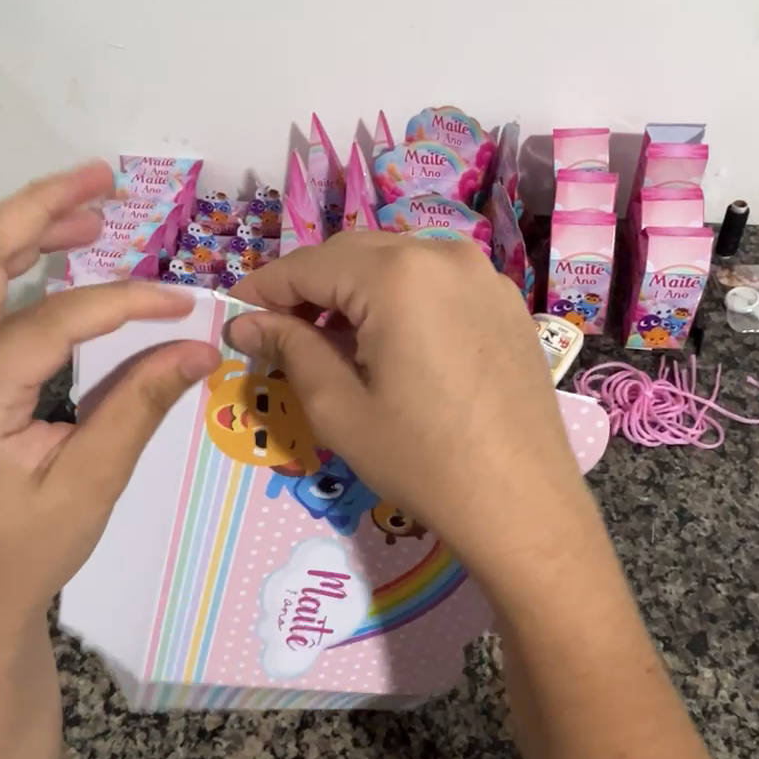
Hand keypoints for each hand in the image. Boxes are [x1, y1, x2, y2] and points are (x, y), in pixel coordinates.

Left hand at [0, 161, 219, 619]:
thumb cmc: (31, 545)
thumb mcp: (93, 482)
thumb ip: (141, 406)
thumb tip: (199, 348)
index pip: (56, 321)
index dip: (126, 303)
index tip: (184, 305)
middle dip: (40, 209)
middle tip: (103, 179)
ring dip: (27, 227)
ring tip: (92, 207)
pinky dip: (21, 262)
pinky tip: (66, 257)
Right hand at [226, 232, 593, 570]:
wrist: (523, 503)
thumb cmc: (424, 462)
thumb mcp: (341, 410)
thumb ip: (291, 350)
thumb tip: (248, 324)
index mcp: (398, 275)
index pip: (309, 264)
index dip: (264, 287)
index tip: (235, 312)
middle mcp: (445, 255)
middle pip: (355, 254)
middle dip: (311, 287)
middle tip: (279, 330)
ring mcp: (486, 277)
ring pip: (399, 264)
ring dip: (357, 292)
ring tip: (334, 341)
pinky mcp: (508, 304)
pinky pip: (439, 284)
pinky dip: (404, 301)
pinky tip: (392, 344)